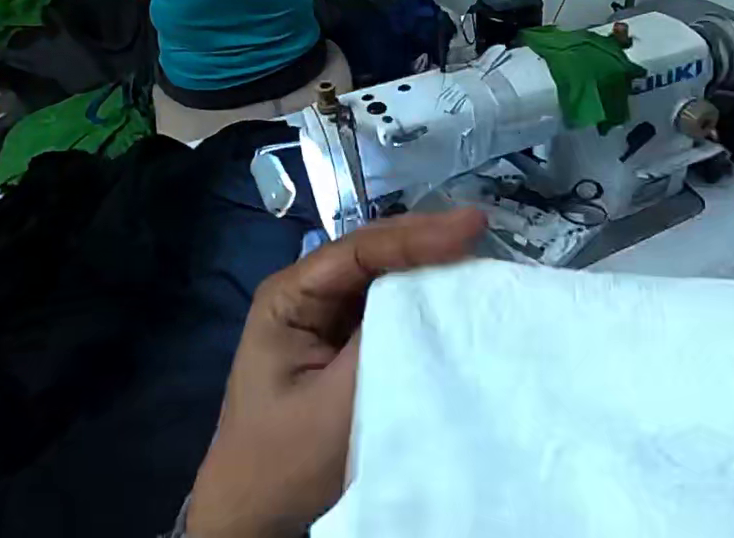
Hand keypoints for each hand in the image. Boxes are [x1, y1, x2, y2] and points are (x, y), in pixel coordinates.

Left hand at [186, 208, 485, 536]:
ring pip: (388, 264)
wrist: (255, 514)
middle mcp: (311, 287)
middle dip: (427, 235)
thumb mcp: (337, 403)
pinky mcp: (351, 326)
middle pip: (376, 246)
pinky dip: (426, 282)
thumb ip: (384, 339)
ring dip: (430, 254)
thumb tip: (439, 291)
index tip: (468, 230)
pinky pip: (393, 292)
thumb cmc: (286, 459)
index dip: (417, 237)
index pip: (361, 250)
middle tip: (478, 225)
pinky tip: (455, 274)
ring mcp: (331, 305)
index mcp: (291, 295)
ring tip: (474, 238)